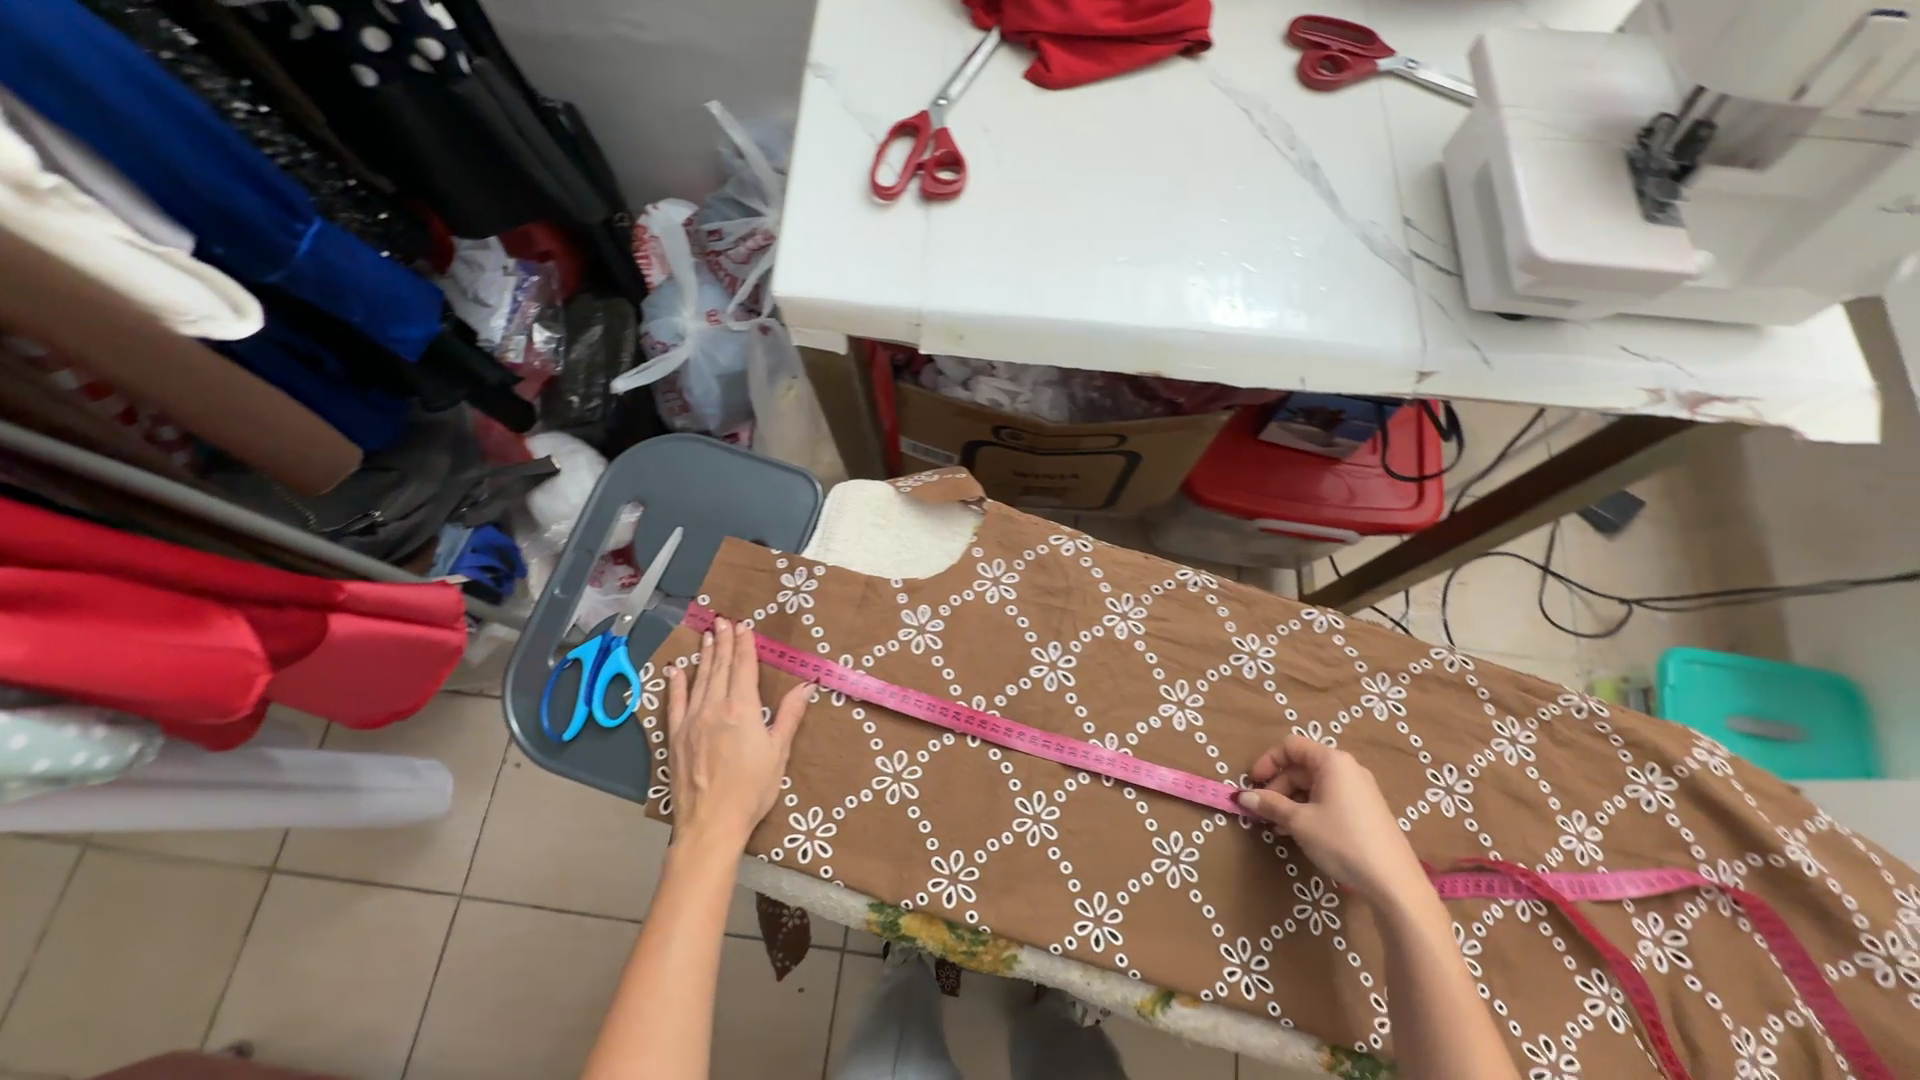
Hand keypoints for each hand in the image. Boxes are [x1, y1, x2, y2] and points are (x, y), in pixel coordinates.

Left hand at [663, 617, 812, 849]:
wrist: (711, 822)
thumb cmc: (752, 789)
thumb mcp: (778, 751)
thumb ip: (789, 715)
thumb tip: (806, 684)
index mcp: (742, 709)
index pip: (744, 668)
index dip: (744, 645)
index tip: (743, 625)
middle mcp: (714, 707)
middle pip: (720, 668)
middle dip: (723, 642)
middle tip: (722, 620)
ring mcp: (691, 720)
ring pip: (699, 679)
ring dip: (704, 656)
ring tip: (707, 636)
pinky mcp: (675, 736)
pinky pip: (674, 702)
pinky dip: (676, 684)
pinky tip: (675, 670)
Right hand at [1237, 735, 1425, 903]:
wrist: (1393, 880)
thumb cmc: (1341, 840)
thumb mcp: (1299, 822)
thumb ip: (1270, 805)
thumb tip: (1242, 796)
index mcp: (1332, 762)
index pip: (1291, 746)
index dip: (1268, 761)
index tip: (1253, 784)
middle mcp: (1347, 769)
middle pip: (1302, 767)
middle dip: (1278, 787)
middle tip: (1263, 812)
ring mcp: (1359, 790)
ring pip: (1314, 785)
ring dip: (1291, 801)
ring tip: (1277, 826)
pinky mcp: (1365, 810)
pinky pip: (1329, 799)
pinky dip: (1309, 809)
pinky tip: (1299, 832)